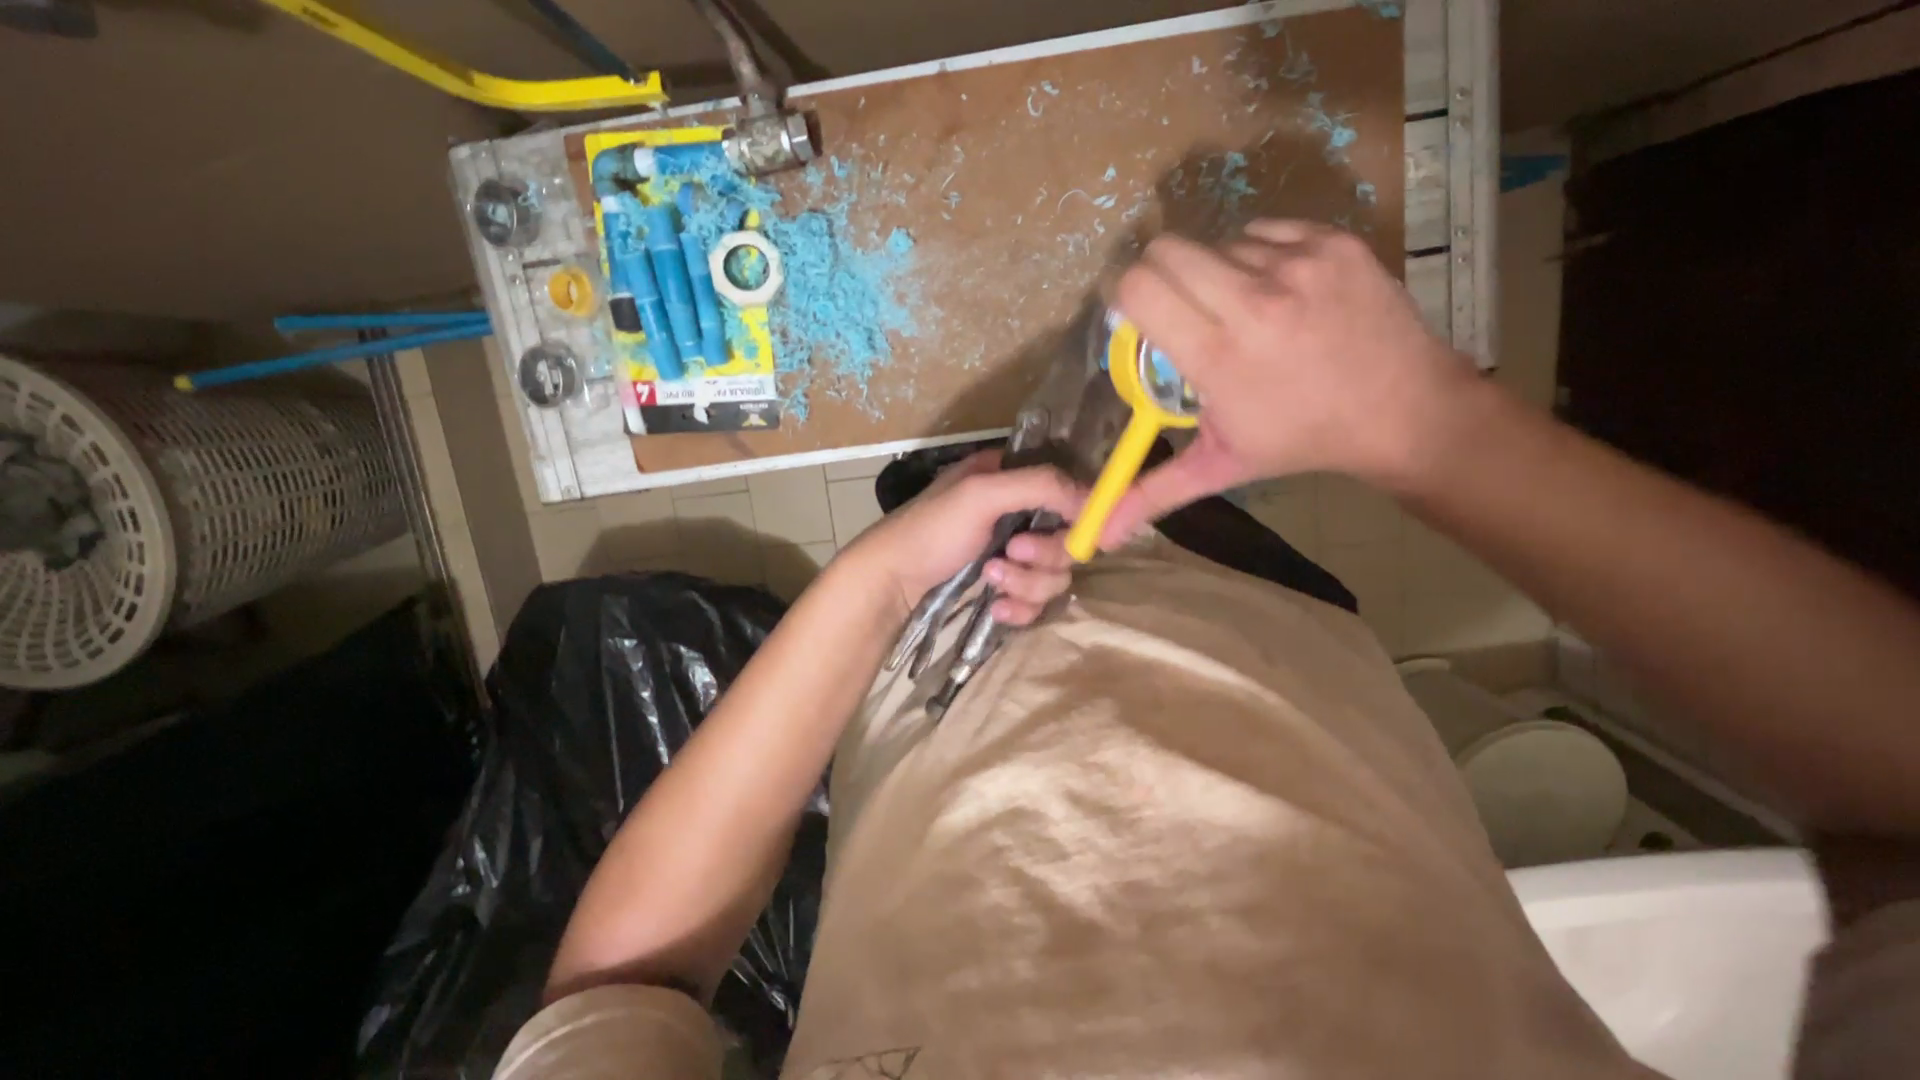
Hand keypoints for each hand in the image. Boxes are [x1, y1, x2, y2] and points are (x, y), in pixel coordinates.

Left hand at [838, 451, 1082, 625]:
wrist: (890, 583)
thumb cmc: (930, 529)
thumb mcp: (981, 494)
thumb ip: (1040, 486)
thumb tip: (1095, 498)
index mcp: (1013, 479)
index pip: (1072, 491)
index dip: (1086, 514)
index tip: (1092, 534)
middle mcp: (1019, 514)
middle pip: (1070, 540)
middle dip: (1045, 554)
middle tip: (1012, 554)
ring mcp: (1014, 554)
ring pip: (1055, 576)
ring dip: (1027, 582)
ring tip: (990, 578)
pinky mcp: (1005, 588)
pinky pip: (1036, 603)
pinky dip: (1020, 608)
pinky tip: (995, 607)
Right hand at [1100, 220, 1479, 546]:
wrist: (1406, 410)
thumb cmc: (1303, 440)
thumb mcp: (1222, 466)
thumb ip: (1153, 492)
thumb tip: (1099, 536)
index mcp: (1219, 356)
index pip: (1138, 287)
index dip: (1126, 296)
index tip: (1137, 316)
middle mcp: (1255, 300)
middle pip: (1166, 249)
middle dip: (1160, 275)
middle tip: (1180, 309)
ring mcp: (1298, 264)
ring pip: (1217, 243)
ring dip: (1215, 272)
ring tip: (1242, 310)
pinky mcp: (1332, 241)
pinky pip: (1263, 231)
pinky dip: (1258, 256)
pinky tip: (1279, 292)